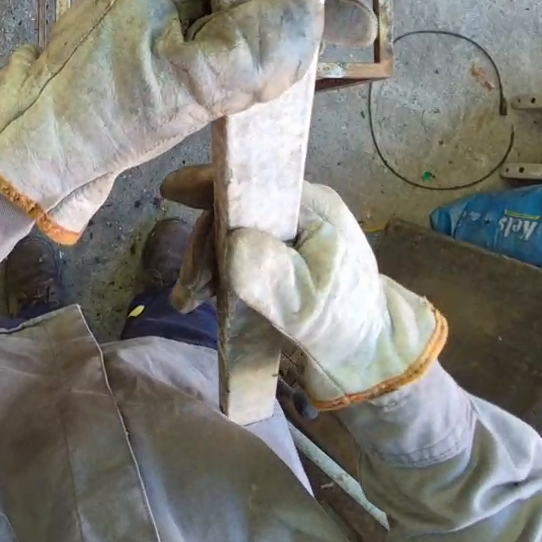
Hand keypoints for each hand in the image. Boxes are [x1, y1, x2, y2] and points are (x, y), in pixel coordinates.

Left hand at [0, 0, 404, 242]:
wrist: (33, 155)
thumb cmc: (95, 110)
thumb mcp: (176, 81)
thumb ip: (246, 50)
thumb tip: (308, 17)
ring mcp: (170, 19)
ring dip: (310, 7)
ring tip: (366, 27)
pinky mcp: (170, 58)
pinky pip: (235, 37)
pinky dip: (276, 42)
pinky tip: (310, 57)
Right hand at [161, 167, 445, 409]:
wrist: (372, 360)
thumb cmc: (345, 326)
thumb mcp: (308, 304)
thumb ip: (271, 274)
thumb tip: (230, 244)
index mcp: (310, 206)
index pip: (251, 181)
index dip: (207, 184)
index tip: (169, 193)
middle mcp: (296, 210)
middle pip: (233, 208)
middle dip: (203, 243)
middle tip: (189, 287)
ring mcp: (288, 233)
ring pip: (229, 232)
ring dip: (204, 262)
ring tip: (188, 299)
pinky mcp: (280, 257)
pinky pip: (236, 251)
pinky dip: (216, 271)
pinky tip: (201, 296)